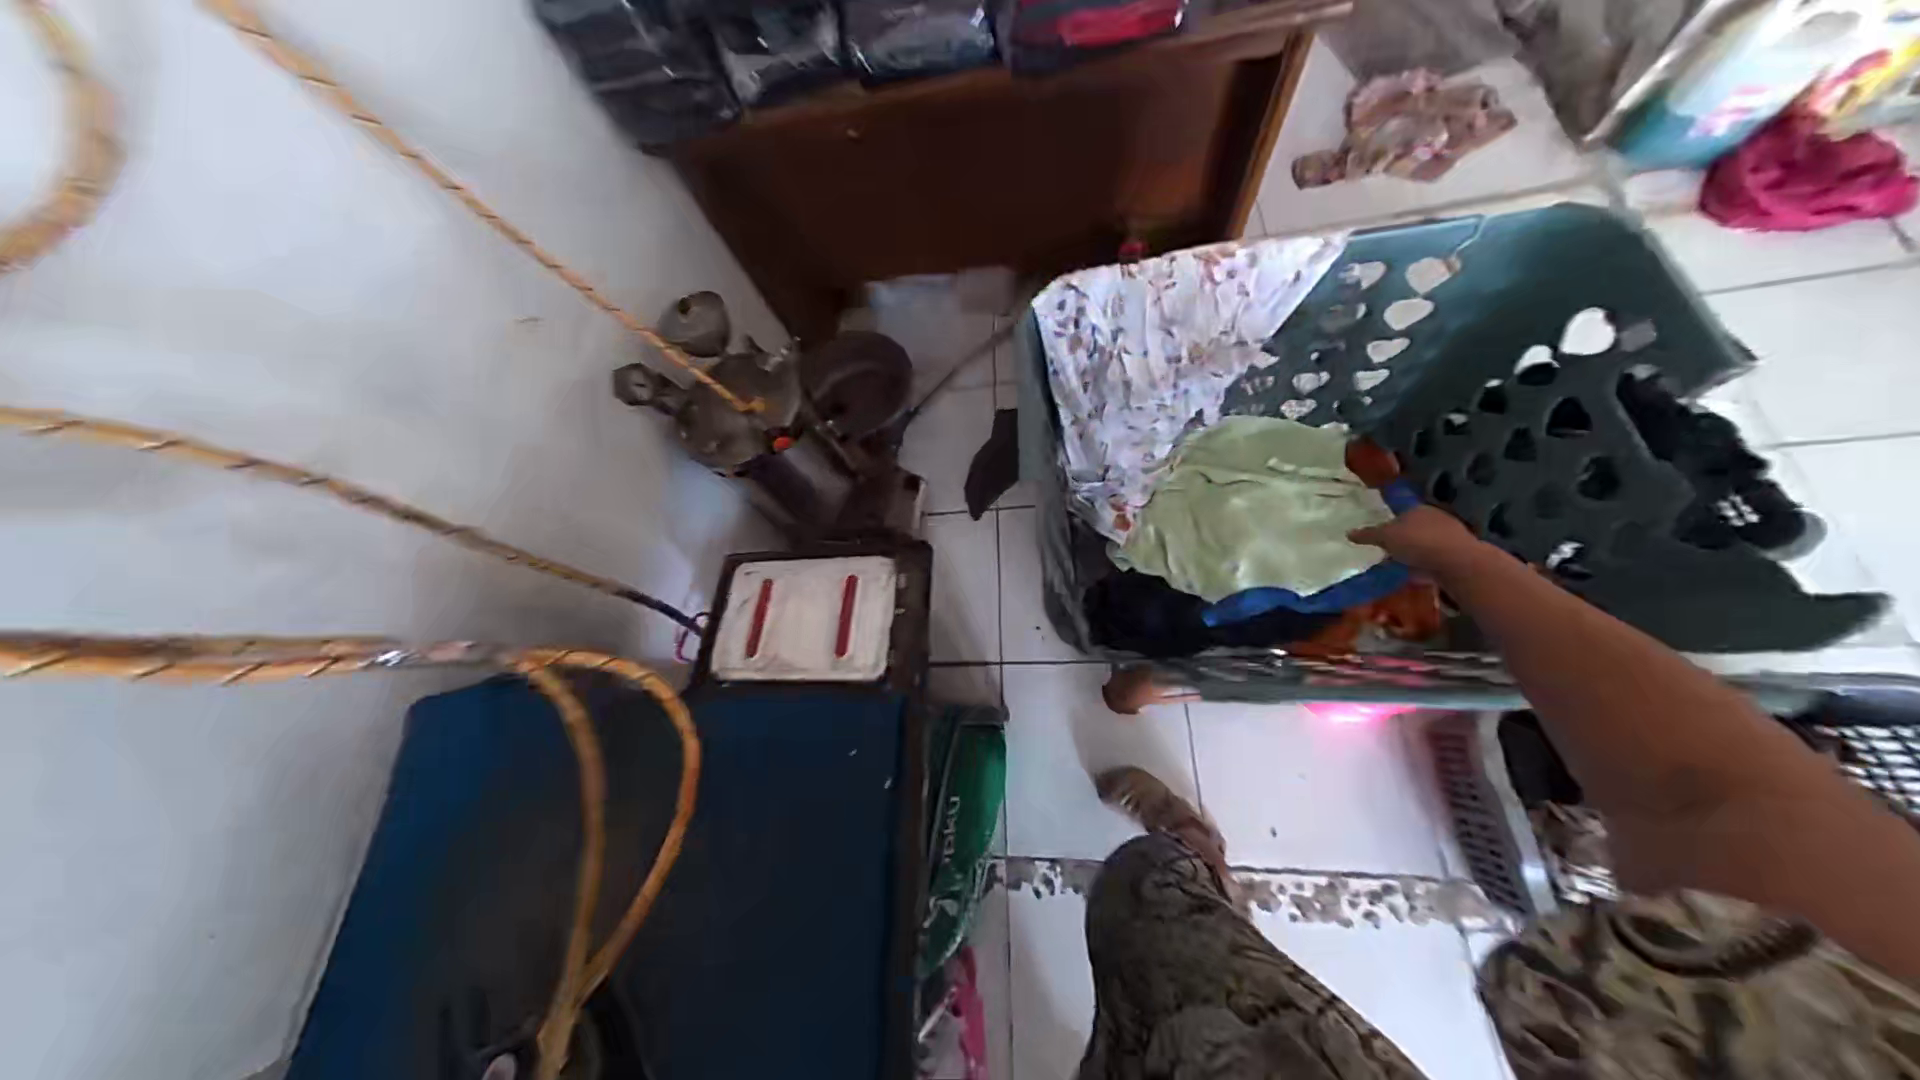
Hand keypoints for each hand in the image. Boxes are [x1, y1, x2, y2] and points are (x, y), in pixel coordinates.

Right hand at [1348, 504, 1491, 578]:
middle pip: (1413, 527)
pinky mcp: (1456, 554)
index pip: (1400, 512)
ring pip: (1425, 542)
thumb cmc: (1416, 541)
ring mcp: (1449, 536)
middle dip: (1402, 537)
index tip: (1379, 535)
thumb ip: (1367, 535)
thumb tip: (1348, 533)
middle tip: (1386, 550)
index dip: (1389, 523)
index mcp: (1418, 509)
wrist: (1455, 561)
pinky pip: (1433, 557)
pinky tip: (1415, 573)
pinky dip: (1424, 563)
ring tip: (1398, 564)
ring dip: (1414, 551)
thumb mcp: (1384, 537)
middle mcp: (1435, 517)